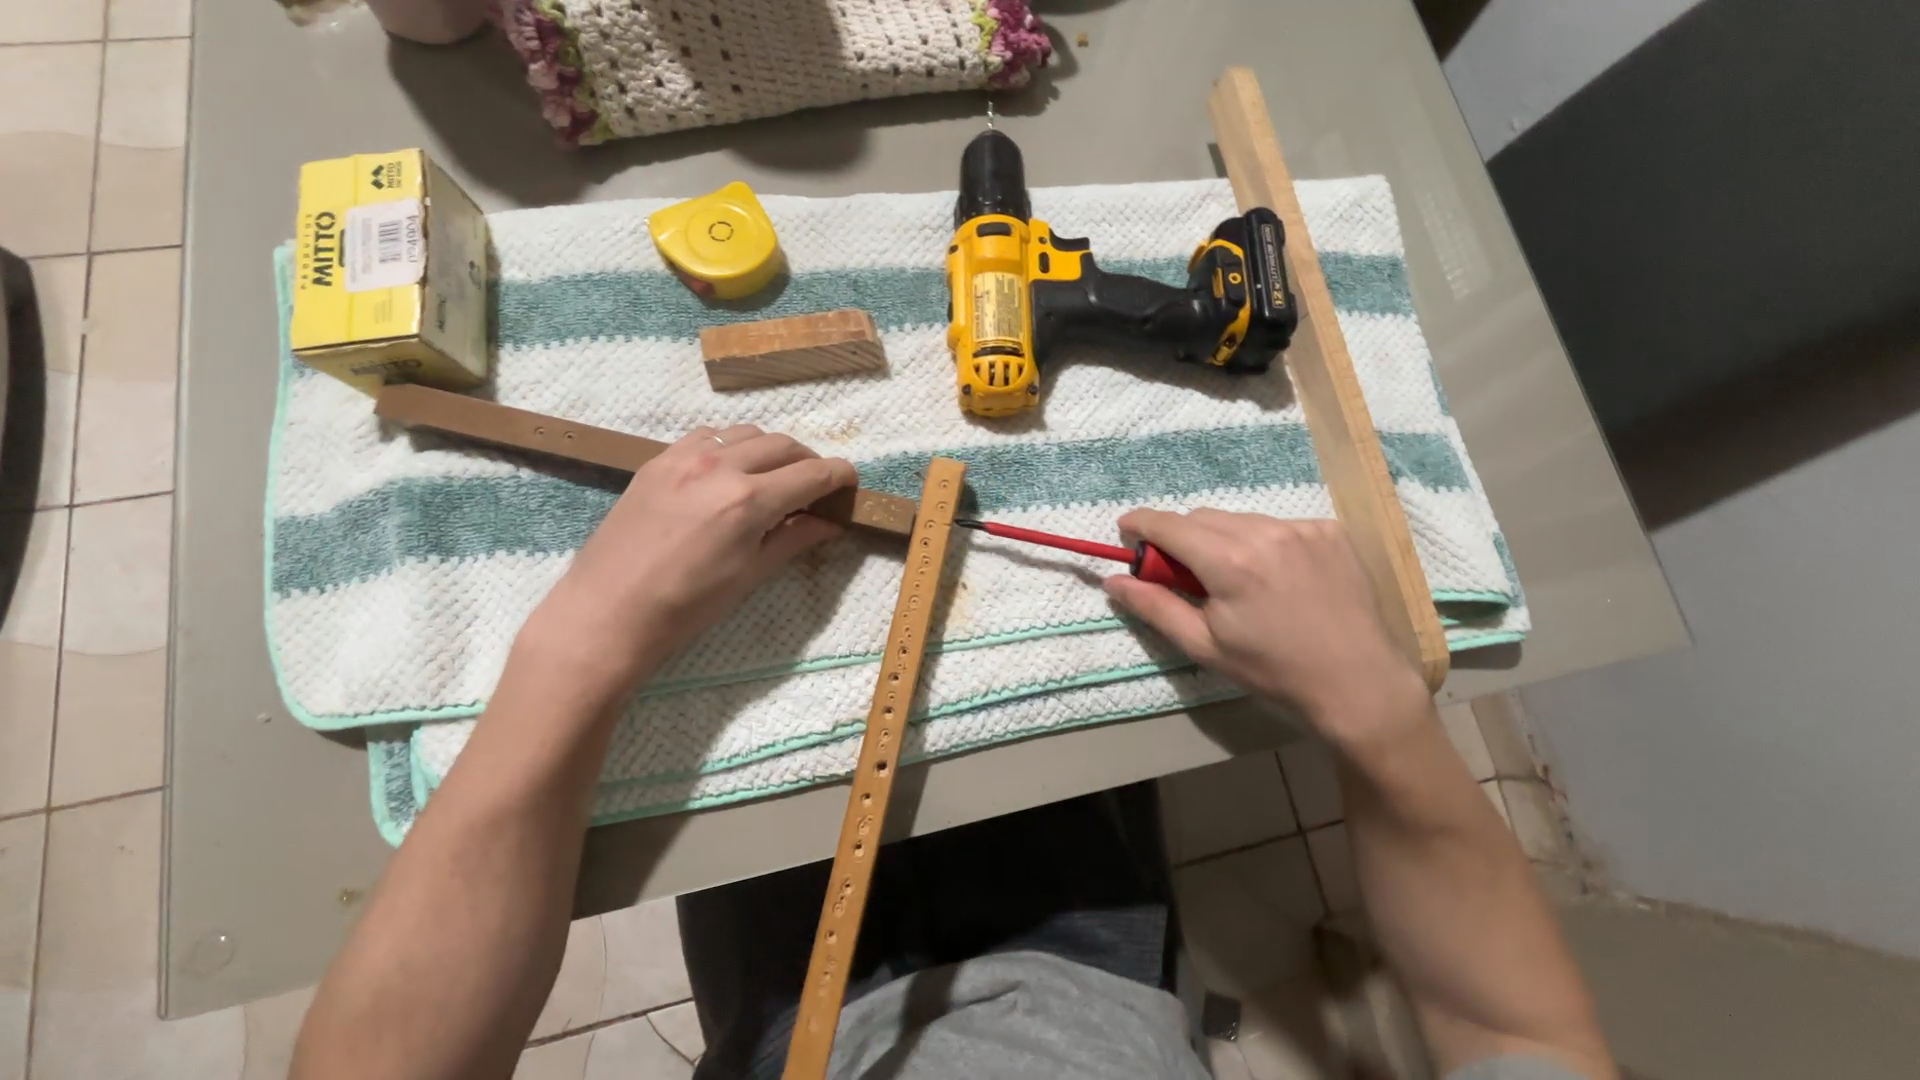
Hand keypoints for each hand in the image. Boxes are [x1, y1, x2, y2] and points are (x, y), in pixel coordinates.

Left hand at [519, 425, 856, 702]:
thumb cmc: (686, 607)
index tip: (850, 483)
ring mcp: (684, 458)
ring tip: (773, 479)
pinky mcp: (658, 460)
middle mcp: (721, 467)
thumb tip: (830, 522)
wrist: (608, 612)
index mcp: (749, 500)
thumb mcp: (750, 576)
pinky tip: (729, 472)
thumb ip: (794, 539)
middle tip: (815, 488)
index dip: (840, 475)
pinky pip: (709, 437)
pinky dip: (732, 446)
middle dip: (809, 462)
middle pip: (784, 445)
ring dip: (771, 450)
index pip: (813, 472)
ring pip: (747, 433)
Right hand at [1103, 510, 1428, 747]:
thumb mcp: (1204, 646)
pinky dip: (1262, 542)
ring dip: (1222, 539)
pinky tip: (1274, 577)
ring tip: (1235, 580)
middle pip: (1201, 517)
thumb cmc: (1273, 671)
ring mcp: (1302, 527)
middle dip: (1182, 538)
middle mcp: (1265, 532)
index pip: (1168, 524)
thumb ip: (1155, 607)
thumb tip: (1113, 581)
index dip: (1140, 524)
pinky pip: (1277, 525)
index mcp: (1229, 561)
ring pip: (1239, 519)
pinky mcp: (1329, 531)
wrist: (1358, 683)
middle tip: (1184, 575)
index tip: (1125, 532)